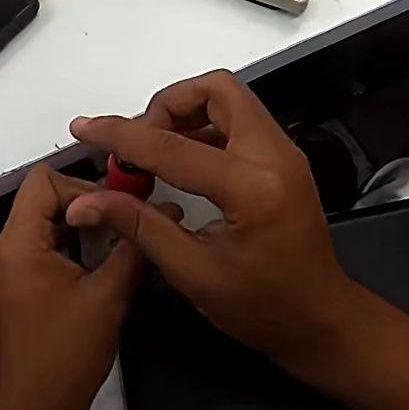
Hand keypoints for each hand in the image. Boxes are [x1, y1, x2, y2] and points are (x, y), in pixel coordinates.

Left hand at [0, 165, 157, 409]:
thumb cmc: (65, 356)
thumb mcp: (107, 297)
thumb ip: (132, 249)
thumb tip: (163, 215)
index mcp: (18, 243)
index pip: (43, 181)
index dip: (83, 184)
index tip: (119, 206)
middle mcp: (7, 248)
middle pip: (44, 197)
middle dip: (89, 204)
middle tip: (128, 220)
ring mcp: (12, 267)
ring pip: (48, 221)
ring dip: (85, 225)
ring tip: (122, 238)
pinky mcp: (21, 284)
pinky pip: (46, 245)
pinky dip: (75, 244)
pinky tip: (106, 260)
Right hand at [65, 70, 363, 368]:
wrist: (321, 320)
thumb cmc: (267, 307)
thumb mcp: (193, 273)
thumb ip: (139, 227)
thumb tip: (89, 204)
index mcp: (254, 190)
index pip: (173, 146)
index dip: (121, 136)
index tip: (87, 129)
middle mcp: (276, 157)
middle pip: (216, 89)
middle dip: (166, 104)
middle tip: (137, 139)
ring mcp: (283, 154)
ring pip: (228, 98)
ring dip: (184, 112)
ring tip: (153, 149)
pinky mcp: (281, 158)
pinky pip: (237, 119)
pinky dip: (202, 126)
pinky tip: (179, 159)